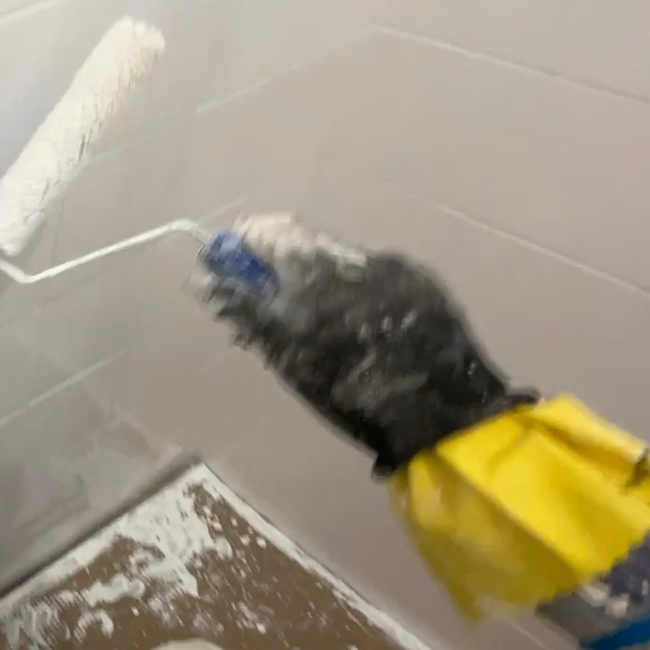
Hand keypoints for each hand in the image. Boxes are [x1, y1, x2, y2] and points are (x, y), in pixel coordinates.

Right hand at [200, 214, 530, 472]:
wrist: (445, 417)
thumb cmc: (348, 388)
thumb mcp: (283, 353)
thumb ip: (242, 309)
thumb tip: (203, 279)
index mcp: (318, 269)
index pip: (267, 232)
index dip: (242, 249)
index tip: (230, 274)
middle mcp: (358, 256)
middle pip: (302, 244)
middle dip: (276, 270)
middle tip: (265, 308)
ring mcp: (397, 268)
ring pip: (335, 262)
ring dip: (312, 283)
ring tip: (310, 325)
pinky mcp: (425, 285)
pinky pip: (369, 277)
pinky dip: (347, 294)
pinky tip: (353, 328)